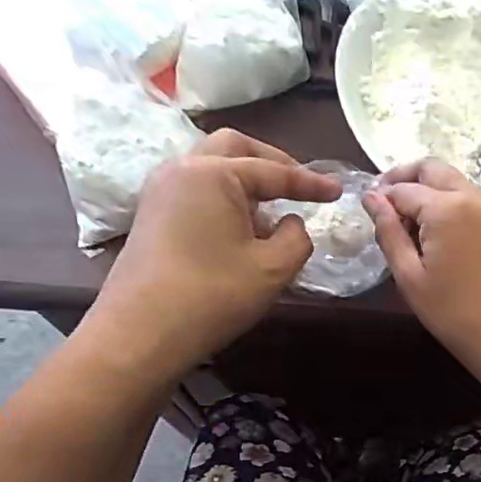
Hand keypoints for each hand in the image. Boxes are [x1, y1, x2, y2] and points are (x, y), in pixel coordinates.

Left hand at [76, 130, 340, 382]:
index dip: (310, 183)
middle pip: (234, 148)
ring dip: (246, 182)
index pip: (273, 171)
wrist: (142, 333)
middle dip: (272, 163)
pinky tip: (240, 231)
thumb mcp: (273, 269)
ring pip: (211, 168)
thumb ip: (296, 238)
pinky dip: (224, 198)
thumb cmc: (212, 296)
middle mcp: (181, 169)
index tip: (338, 192)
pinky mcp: (151, 216)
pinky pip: (195, 191)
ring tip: (272, 214)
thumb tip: (290, 223)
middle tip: (299, 187)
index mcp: (213, 173)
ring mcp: (160, 191)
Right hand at [362, 160, 480, 381]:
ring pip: (450, 180)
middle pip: (431, 169)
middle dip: (403, 179)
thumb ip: (388, 231)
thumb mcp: (409, 276)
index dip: (380, 198)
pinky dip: (444, 202)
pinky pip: (465, 197)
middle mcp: (471, 196)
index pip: (403, 188)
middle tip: (383, 207)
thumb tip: (371, 198)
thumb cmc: (451, 313)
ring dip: (424, 190)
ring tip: (405, 225)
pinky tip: (431, 233)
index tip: (366, 213)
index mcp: (446, 208)